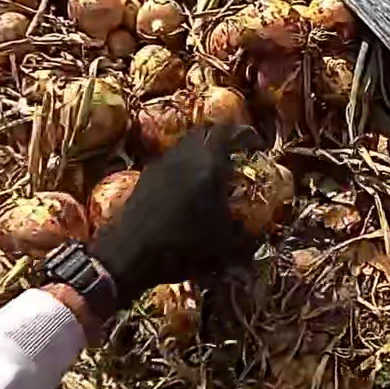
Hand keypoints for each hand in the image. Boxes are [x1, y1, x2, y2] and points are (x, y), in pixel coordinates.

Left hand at [91, 125, 258, 305]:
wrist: (129, 255)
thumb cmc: (182, 247)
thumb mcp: (224, 246)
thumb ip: (246, 236)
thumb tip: (260, 233)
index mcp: (209, 164)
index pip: (228, 132)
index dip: (245, 134)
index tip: (256, 144)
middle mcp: (185, 156)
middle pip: (205, 133)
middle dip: (222, 139)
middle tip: (235, 153)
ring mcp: (162, 164)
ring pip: (186, 145)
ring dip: (201, 152)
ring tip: (212, 171)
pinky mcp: (145, 176)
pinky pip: (171, 160)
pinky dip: (184, 165)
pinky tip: (187, 187)